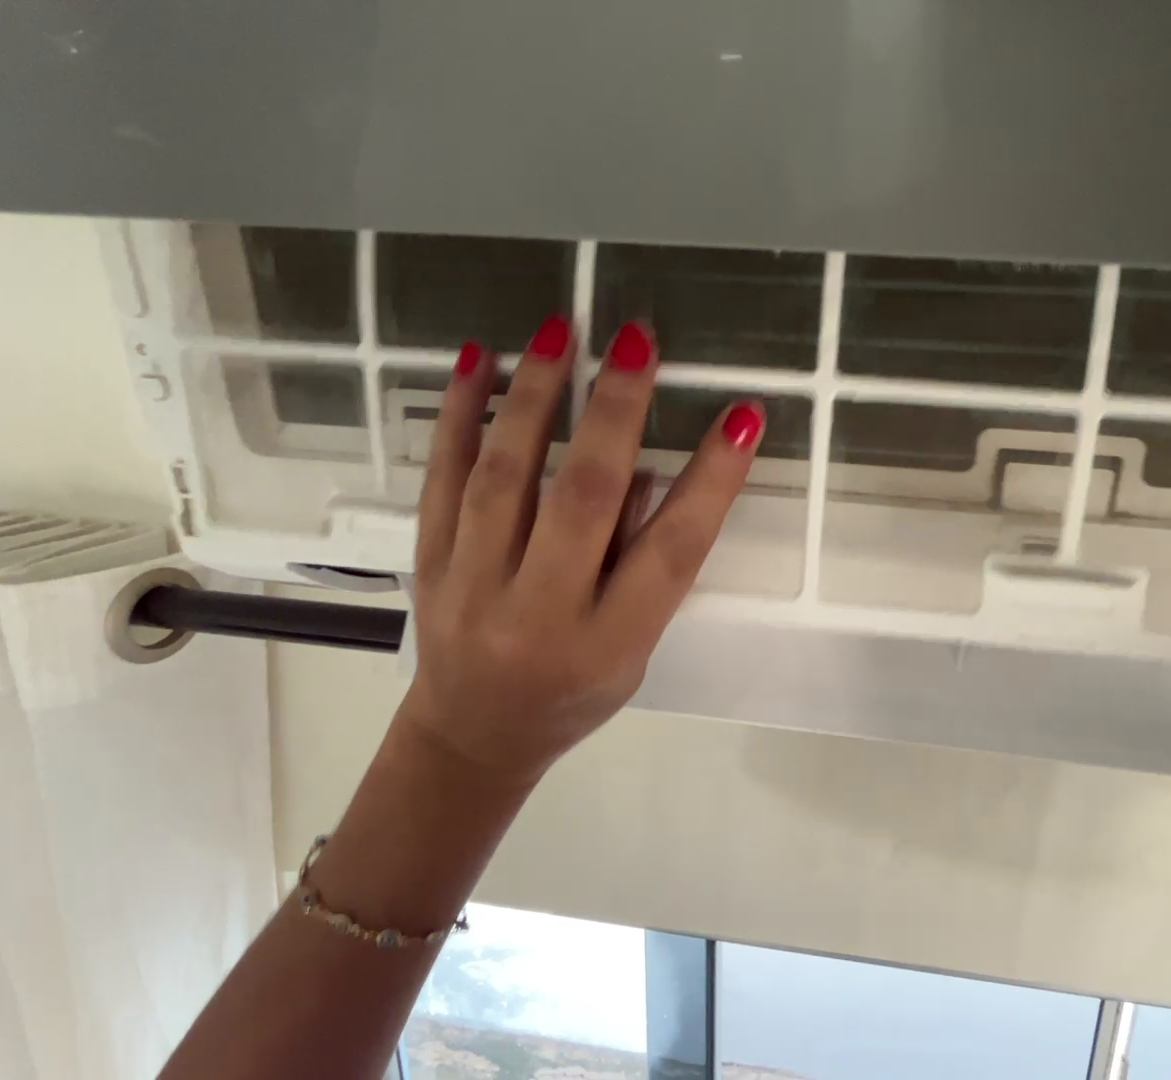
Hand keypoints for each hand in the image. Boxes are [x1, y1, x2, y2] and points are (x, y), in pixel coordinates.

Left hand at [396, 315, 763, 787]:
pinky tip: (476, 360)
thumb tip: (650, 468)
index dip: (710, 483)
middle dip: (615, 414)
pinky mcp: (427, 562)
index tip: (743, 419)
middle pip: (581, 500)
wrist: (473, 737)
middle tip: (637, 342)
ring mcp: (473, 584)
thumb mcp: (632, 652)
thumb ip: (643, 565)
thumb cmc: (574, 696)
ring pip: (502, 477)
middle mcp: (539, 612)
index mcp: (607, 642)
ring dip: (535, 397)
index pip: (670, 553)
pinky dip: (458, 415)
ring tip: (561, 332)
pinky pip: (440, 480)